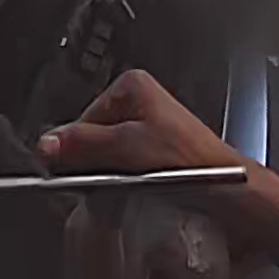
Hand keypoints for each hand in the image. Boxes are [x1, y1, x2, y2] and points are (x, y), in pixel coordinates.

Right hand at [37, 69, 246, 173]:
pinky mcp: (154, 148)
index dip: (74, 151)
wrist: (231, 192)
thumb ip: (86, 145)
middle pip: (93, 135)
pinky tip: (134, 191)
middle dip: (93, 164)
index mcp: (131, 86)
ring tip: (124, 189)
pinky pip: (123, 164)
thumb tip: (47, 142)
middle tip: (102, 186)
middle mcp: (138, 99)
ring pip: (107, 153)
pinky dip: (122, 180)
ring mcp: (147, 123)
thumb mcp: (129, 149)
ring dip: (108, 176)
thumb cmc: (192, 163)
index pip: (82, 119)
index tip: (68, 176)